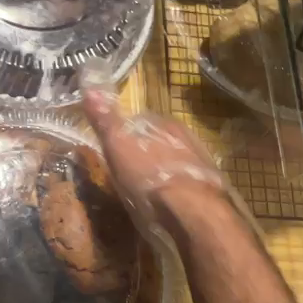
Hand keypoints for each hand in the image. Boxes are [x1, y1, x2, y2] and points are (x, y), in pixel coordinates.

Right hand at [80, 89, 230, 223]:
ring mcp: (202, 163)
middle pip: (158, 141)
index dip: (124, 135)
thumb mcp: (119, 148)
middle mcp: (186, 138)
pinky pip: (188, 183)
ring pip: (174, 162)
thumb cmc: (150, 179)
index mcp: (163, 124)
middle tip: (129, 174)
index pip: (139, 121)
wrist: (193, 214)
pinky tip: (169, 205)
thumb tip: (90, 88)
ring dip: (162, 172)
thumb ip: (106, 120)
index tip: (113, 150)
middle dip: (145, 154)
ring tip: (148, 192)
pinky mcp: (212, 189)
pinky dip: (177, 191)